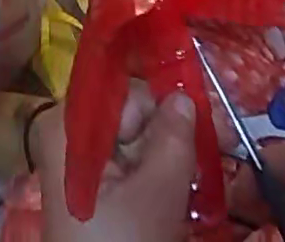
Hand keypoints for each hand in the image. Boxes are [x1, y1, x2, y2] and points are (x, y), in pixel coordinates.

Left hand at [35, 85, 197, 241]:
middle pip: (130, 116)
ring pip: (134, 143)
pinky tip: (180, 194)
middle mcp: (68, 134)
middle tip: (215, 150)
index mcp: (70, 123)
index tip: (207, 114)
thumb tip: (185, 96)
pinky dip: (156, 177)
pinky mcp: (90, 190)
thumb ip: (174, 137)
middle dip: (172, 133)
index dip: (166, 101)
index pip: (125, 90)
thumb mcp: (156, 192)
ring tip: (200, 179)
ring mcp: (77, 164)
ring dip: (170, 157)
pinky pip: (128, 167)